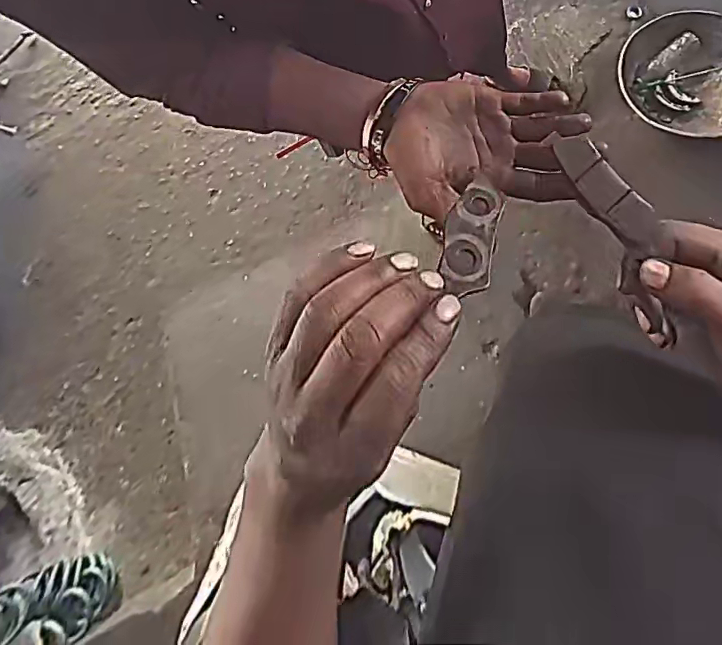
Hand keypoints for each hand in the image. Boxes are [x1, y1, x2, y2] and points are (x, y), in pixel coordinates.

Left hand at [250, 242, 463, 520]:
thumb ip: (416, 376)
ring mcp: (286, 374)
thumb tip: (441, 314)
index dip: (425, 337)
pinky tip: (363, 254)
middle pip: (354, 342)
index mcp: (352, 442)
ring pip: (323, 312)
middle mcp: (310, 409)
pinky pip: (297, 295)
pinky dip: (333, 267)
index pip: (392, 382)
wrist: (296, 469)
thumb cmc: (351, 453)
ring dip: (369, 280)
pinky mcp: (273, 345)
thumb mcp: (395, 436)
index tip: (448, 308)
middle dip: (400, 301)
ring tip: (403, 265)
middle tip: (429, 283)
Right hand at [383, 80, 588, 219]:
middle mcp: (502, 154)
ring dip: (563, 126)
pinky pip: (523, 101)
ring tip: (585, 124)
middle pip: (547, 157)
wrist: (395, 119)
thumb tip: (467, 243)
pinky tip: (560, 99)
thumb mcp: (426, 191)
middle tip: (600, 153)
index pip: (536, 186)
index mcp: (492, 178)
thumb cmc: (409, 157)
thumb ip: (450, 213)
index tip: (587, 187)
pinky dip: (542, 99)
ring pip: (541, 128)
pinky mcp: (492, 102)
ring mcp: (499, 128)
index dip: (561, 186)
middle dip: (572, 155)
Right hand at [638, 222, 721, 445]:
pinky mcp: (694, 301)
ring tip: (662, 331)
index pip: (669, 234)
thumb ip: (694, 290)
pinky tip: (665, 334)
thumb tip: (648, 267)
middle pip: (656, 250)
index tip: (639, 292)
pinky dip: (651, 314)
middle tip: (654, 318)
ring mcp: (704, 278)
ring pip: (651, 273)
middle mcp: (716, 256)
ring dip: (646, 302)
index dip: (647, 258)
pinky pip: (656, 294)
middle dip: (644, 283)